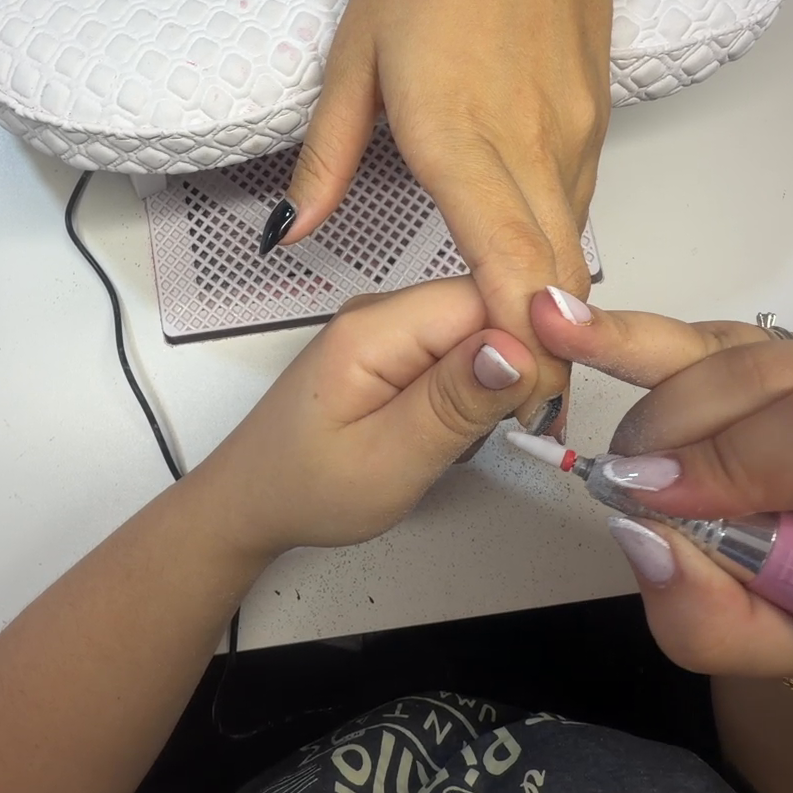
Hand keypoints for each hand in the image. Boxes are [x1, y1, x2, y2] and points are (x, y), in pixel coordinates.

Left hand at [190, 277, 536, 559]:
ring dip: (493, 383)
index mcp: (371, 328)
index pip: (483, 295)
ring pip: (477, 330)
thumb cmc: (307, 487)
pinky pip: (456, 350)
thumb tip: (520, 349)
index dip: (529, 343)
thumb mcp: (388, 460)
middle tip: (502, 429)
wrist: (255, 496)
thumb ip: (454, 404)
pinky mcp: (392, 349)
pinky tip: (447, 425)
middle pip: (485, 306)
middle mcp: (380, 312)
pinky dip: (470, 390)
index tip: (537, 405)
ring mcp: (385, 327)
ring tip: (461, 435)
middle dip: (516, 366)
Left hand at [267, 0, 612, 428]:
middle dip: (545, 343)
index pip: (504, 259)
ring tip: (526, 352)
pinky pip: (581, 202)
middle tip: (522, 401)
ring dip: (553, 301)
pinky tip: (534, 268)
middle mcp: (533, 145)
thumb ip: (325, 159)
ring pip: (574, 240)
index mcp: (460, 137)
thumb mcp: (350, 61)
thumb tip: (291, 232)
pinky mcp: (597, 119)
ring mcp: (575, 132)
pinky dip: (560, 247)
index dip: (516, 335)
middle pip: (554, 269)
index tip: (514, 395)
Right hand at [529, 287, 792, 678]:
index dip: (734, 456)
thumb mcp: (768, 652)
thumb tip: (640, 533)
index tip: (647, 496)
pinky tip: (571, 326)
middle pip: (777, 371)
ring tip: (621, 448)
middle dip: (677, 421)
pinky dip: (632, 341)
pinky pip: (707, 334)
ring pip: (733, 343)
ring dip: (653, 390)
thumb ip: (707, 617)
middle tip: (622, 478)